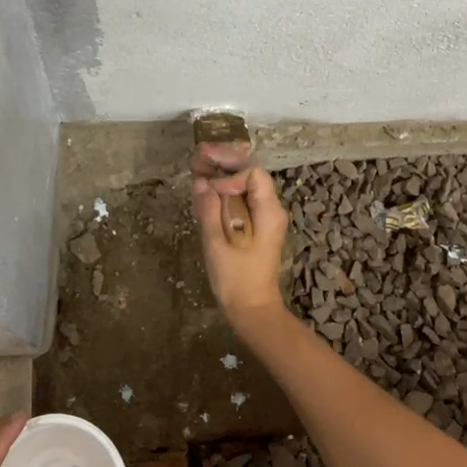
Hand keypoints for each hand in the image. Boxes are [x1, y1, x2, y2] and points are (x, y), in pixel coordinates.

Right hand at [190, 149, 289, 334]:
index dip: (230, 174)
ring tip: (196, 166)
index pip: (253, 173)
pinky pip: (239, 198)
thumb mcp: (217, 246)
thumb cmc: (236, 281)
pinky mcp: (253, 225)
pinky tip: (203, 189)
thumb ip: (209, 211)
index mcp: (269, 212)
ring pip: (243, 183)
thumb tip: (201, 182)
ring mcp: (262, 216)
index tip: (211, 187)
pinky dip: (221, 190)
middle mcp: (269, 209)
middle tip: (198, 155)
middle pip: (249, 172)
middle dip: (224, 161)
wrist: (252, 311)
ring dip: (220, 173)